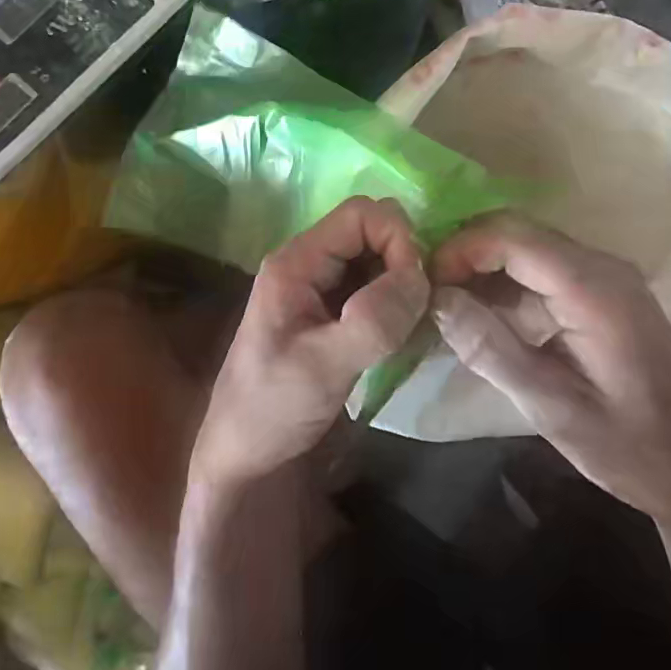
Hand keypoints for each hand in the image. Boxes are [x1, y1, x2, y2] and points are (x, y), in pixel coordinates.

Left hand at [194, 197, 429, 483]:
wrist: (245, 455)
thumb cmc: (271, 408)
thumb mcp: (321, 367)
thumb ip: (371, 320)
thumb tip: (420, 276)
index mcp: (295, 263)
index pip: (360, 214)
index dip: (397, 237)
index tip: (418, 285)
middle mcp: (308, 267)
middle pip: (371, 233)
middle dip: (405, 260)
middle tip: (425, 306)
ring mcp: (321, 292)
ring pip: (377, 263)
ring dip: (404, 286)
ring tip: (419, 324)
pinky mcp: (334, 319)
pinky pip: (375, 292)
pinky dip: (398, 306)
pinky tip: (408, 336)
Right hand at [430, 213, 670, 521]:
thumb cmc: (628, 447)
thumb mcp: (549, 407)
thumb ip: (489, 348)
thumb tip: (435, 297)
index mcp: (595, 289)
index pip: (511, 236)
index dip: (460, 249)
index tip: (425, 285)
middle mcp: (602, 267)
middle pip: (516, 232)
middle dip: (464, 255)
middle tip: (428, 295)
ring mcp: (604, 278)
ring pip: (524, 247)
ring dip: (480, 270)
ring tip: (444, 308)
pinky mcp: (600, 294)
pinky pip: (539, 270)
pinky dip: (502, 285)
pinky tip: (479, 318)